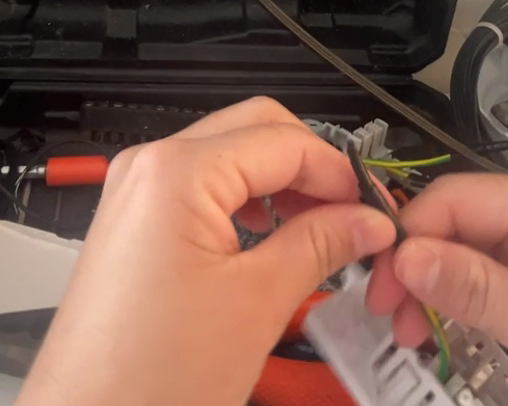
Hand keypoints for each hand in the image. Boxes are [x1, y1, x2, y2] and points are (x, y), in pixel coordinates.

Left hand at [17, 97, 395, 405]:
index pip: (283, 141)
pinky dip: (246, 198)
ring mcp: (138, 188)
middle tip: (351, 211)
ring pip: (231, 151)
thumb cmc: (147, 383)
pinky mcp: (136, 217)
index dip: (337, 171)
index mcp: (177, 171)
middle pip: (256, 128)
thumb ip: (320, 245)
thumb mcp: (256, 306)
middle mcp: (151, 163)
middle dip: (310, 164)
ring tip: (318, 228)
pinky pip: (204, 182)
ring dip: (280, 180)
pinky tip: (270, 235)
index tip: (371, 206)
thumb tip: (366, 220)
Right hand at [366, 174, 507, 405]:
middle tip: (390, 316)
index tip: (380, 286)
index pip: (458, 198)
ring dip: (433, 289)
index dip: (412, 235)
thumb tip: (403, 255)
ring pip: (466, 255)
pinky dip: (458, 307)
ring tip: (410, 332)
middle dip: (418, 265)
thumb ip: (478, 290)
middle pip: (458, 223)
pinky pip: (486, 284)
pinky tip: (438, 331)